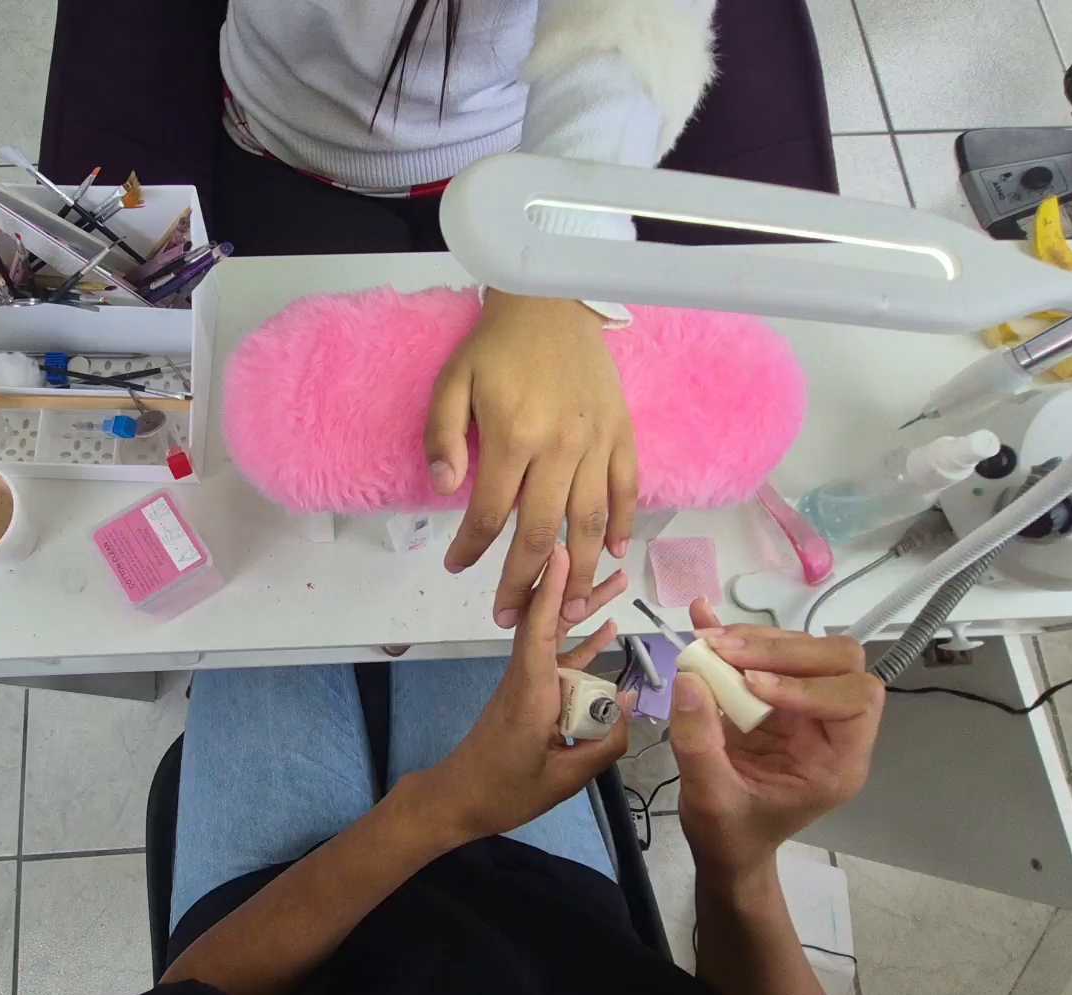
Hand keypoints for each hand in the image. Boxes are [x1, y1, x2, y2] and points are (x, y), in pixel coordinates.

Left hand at [416, 546, 636, 844]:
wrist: (459, 799)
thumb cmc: (504, 791)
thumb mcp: (563, 779)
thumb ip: (602, 743)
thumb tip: (629, 701)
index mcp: (530, 694)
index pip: (539, 631)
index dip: (551, 591)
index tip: (562, 554)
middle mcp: (527, 678)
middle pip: (551, 624)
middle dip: (580, 592)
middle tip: (617, 567)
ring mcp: (528, 684)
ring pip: (557, 639)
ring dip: (585, 613)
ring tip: (620, 587)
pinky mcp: (531, 695)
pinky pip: (559, 662)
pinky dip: (582, 646)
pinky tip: (608, 634)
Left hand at [426, 289, 638, 629]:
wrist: (551, 301)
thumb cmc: (495, 347)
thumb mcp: (452, 383)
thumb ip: (442, 438)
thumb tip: (444, 491)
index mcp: (514, 437)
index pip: (490, 514)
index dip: (471, 549)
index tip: (456, 567)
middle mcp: (561, 448)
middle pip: (542, 531)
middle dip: (524, 581)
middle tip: (512, 615)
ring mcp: (598, 442)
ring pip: (591, 520)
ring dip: (579, 570)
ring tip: (568, 605)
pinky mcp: (623, 433)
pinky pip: (629, 488)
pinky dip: (625, 524)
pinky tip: (614, 554)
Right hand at [670, 600, 883, 877]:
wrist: (724, 842)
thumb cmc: (728, 831)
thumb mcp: (708, 796)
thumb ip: (698, 740)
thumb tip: (689, 677)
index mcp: (835, 761)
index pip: (854, 698)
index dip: (805, 683)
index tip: (749, 686)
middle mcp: (829, 726)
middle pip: (837, 661)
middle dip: (780, 650)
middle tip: (725, 652)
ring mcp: (802, 707)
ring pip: (801, 649)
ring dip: (754, 641)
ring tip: (706, 645)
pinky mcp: (771, 695)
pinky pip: (763, 654)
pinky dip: (735, 634)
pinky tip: (703, 615)